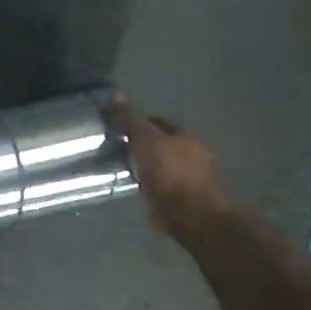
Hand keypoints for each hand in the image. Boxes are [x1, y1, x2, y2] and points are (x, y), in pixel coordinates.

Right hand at [108, 95, 228, 236]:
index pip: (159, 123)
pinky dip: (153, 185)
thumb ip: (131, 120)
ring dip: (149, 167)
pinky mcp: (186, 199)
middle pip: (163, 144)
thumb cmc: (168, 173)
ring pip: (164, 166)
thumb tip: (117, 96)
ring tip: (126, 171)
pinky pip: (164, 186)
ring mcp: (192, 178)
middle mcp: (193, 154)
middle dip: (144, 146)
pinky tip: (139, 189)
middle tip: (120, 150)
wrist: (189, 213)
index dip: (139, 123)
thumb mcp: (144, 141)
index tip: (119, 129)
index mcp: (185, 136)